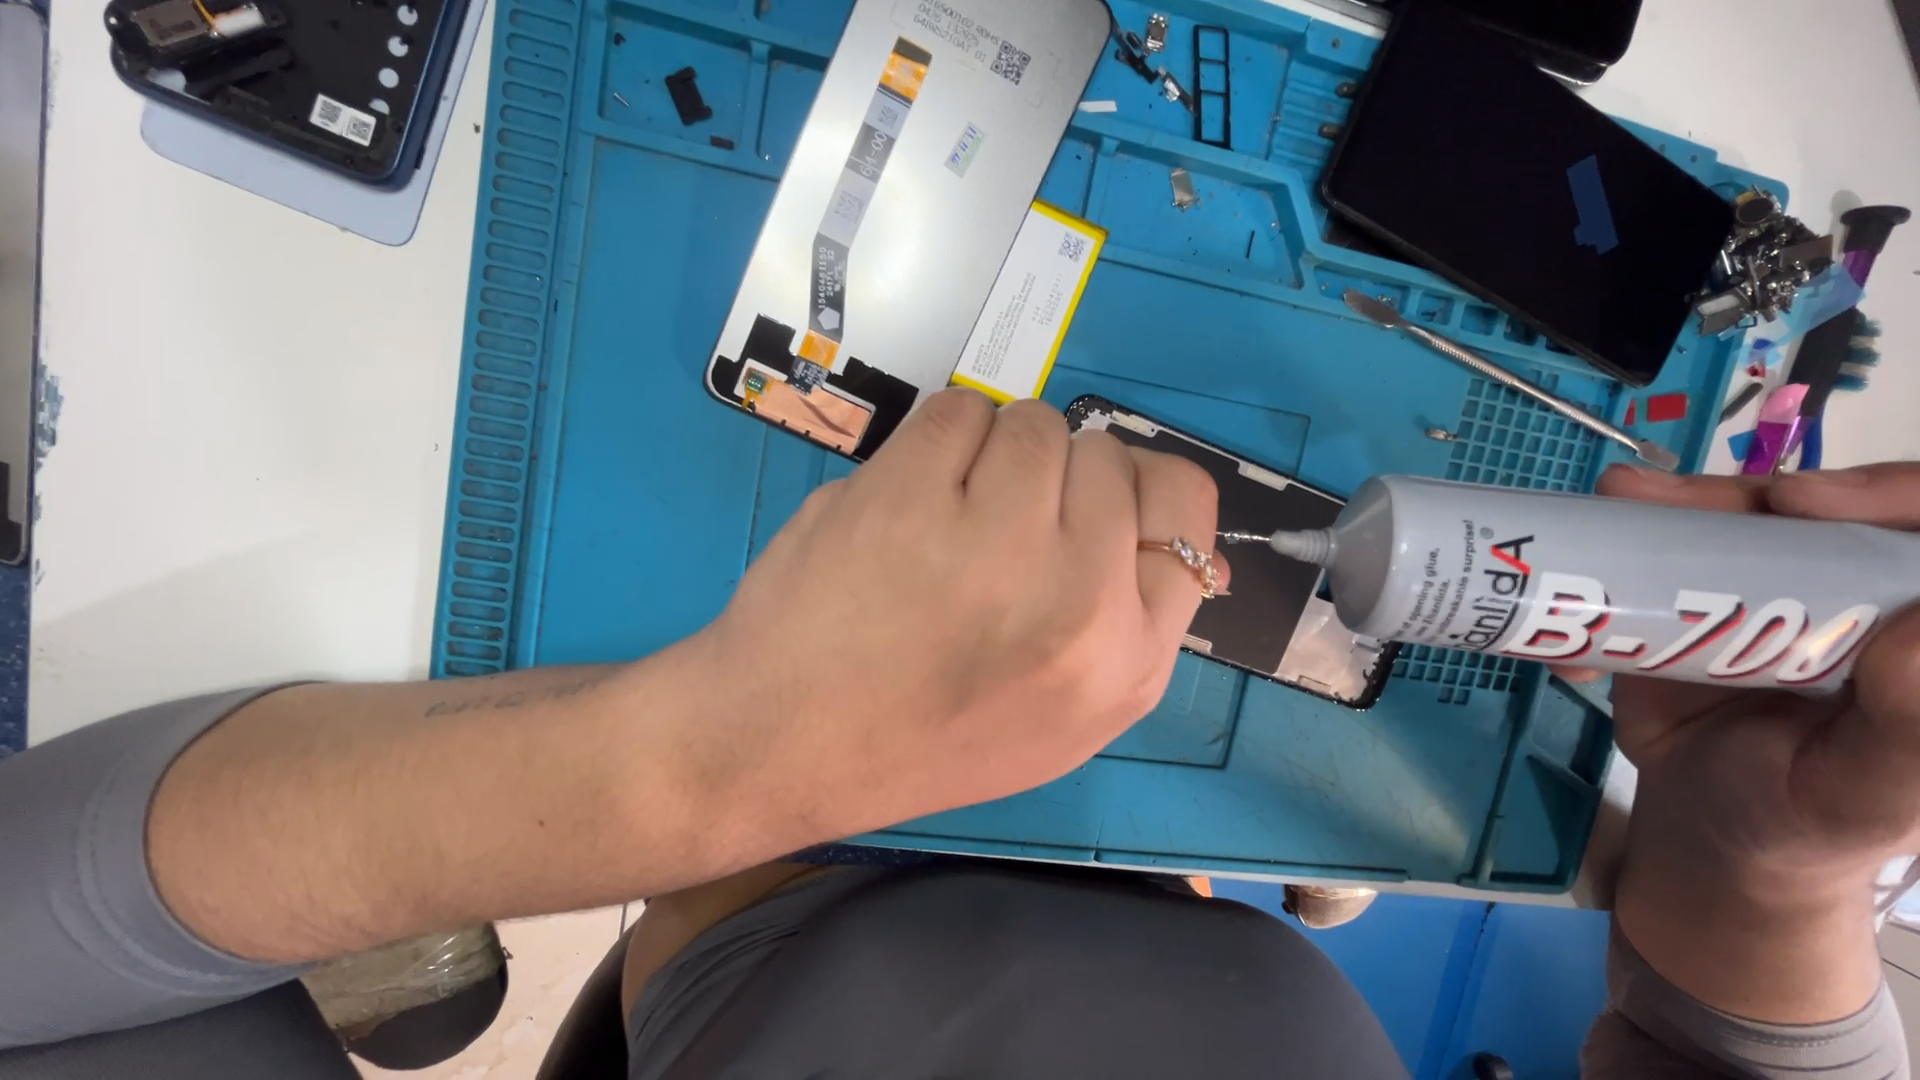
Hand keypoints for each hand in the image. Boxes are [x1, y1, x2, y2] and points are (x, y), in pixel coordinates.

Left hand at [689, 389, 1225, 844]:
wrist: (784, 743)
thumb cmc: (925, 736)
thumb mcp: (1064, 721)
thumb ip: (1133, 627)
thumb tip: (1185, 541)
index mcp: (1124, 662)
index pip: (1183, 512)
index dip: (1134, 494)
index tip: (1083, 509)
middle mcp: (1079, 600)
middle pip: (1110, 458)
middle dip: (1057, 478)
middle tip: (994, 528)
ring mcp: (993, 542)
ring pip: (1037, 424)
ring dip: (995, 454)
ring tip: (946, 515)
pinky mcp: (912, 496)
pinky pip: (962, 410)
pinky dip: (939, 439)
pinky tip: (906, 497)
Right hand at [1596, 463, 1919, 1022]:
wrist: (1703, 836)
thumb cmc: (1804, 819)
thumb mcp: (1869, 791)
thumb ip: (1908, 727)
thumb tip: (1916, 625)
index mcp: (1902, 624)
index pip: (1915, 528)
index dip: (1879, 492)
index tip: (1792, 502)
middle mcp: (1841, 595)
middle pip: (1800, 512)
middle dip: (1724, 493)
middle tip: (1643, 496)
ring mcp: (1752, 596)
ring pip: (1716, 525)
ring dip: (1651, 513)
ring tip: (1599, 510)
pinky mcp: (1676, 608)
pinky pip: (1637, 567)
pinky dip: (1591, 575)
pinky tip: (1571, 616)